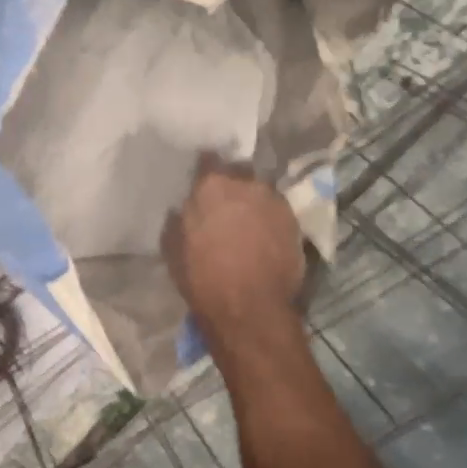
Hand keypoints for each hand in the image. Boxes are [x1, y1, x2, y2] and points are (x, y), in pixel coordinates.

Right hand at [162, 159, 306, 338]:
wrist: (249, 307)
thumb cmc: (201, 277)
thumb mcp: (172, 248)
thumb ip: (178, 220)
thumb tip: (183, 210)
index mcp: (212, 186)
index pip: (208, 160)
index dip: (204, 169)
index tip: (200, 180)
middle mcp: (247, 184)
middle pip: (238, 173)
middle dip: (231, 184)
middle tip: (222, 204)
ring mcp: (275, 201)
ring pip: (259, 192)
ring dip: (251, 202)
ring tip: (244, 223)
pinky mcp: (295, 221)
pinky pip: (276, 211)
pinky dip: (267, 219)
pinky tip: (261, 237)